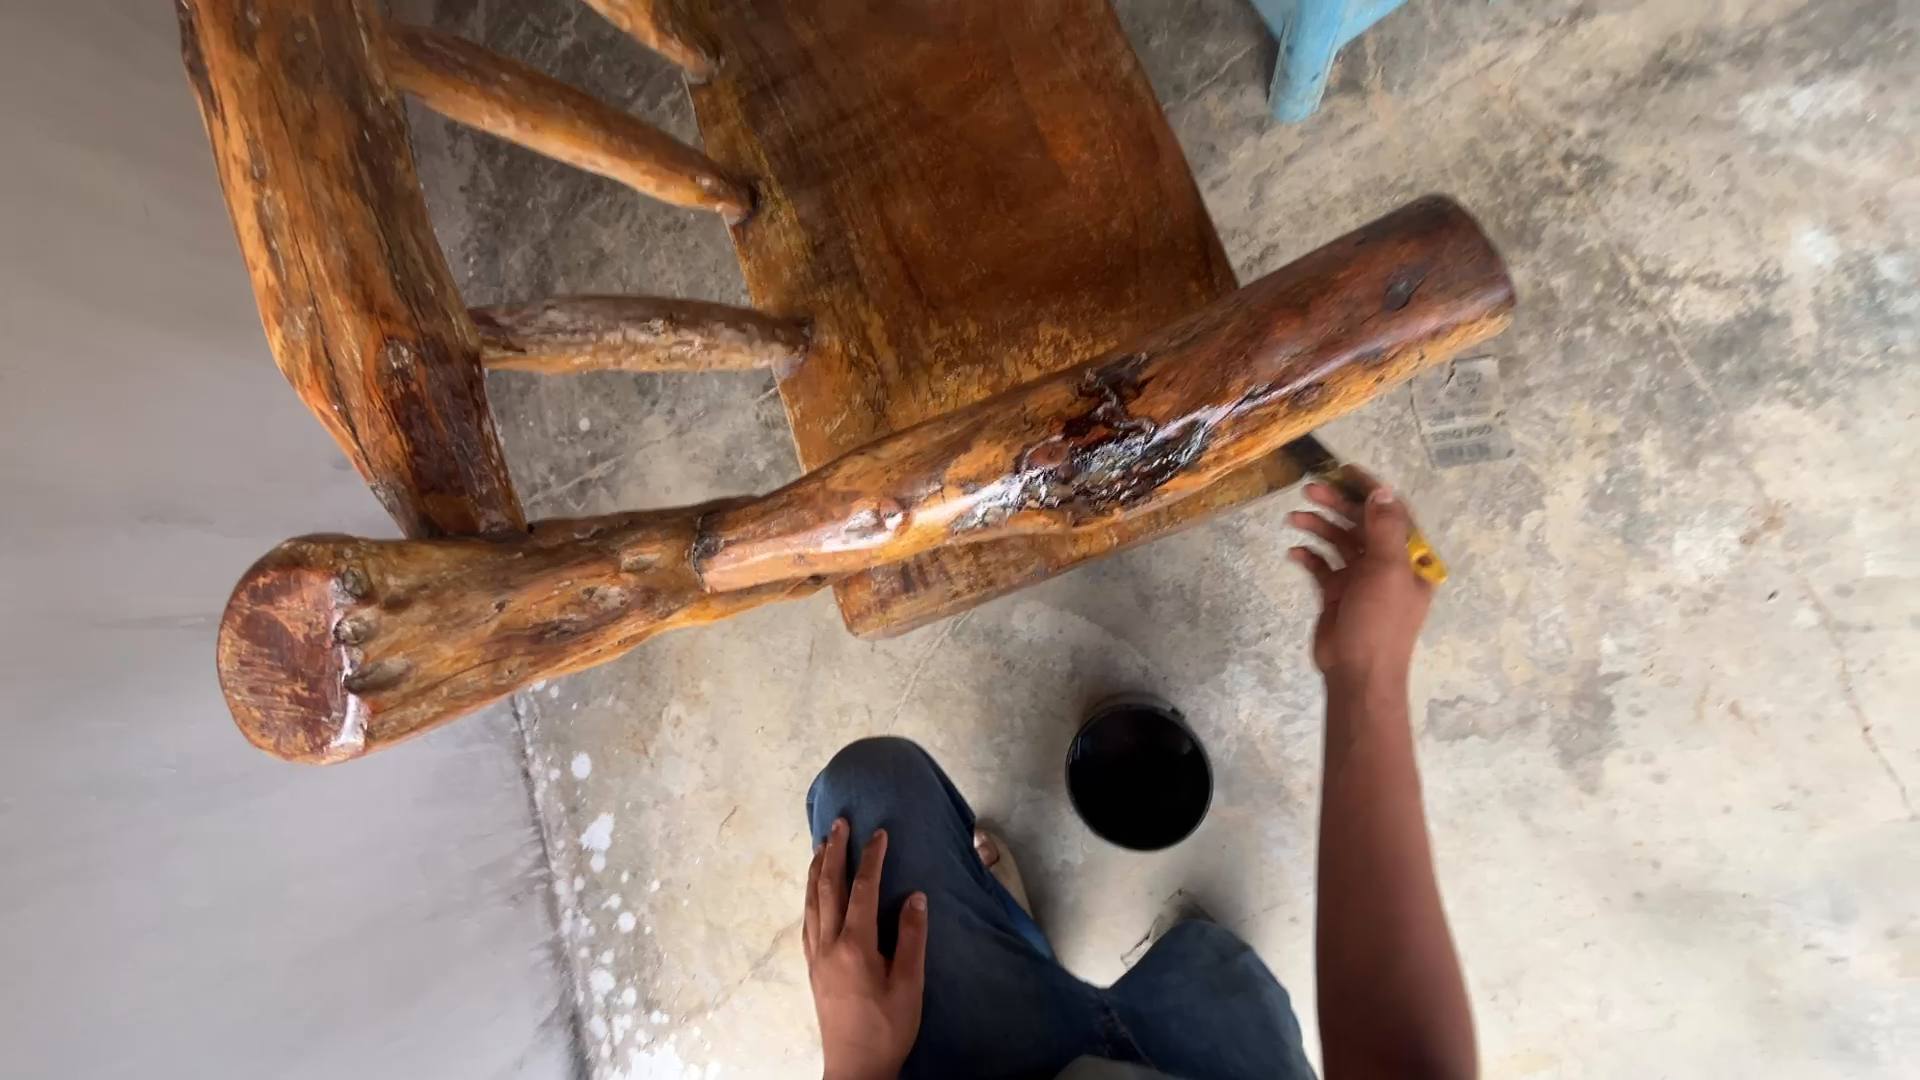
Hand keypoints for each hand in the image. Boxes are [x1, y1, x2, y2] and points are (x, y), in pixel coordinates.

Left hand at [804, 819, 927, 1079]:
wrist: (855, 1071)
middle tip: (839, 823)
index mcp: (855, 946)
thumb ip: (912, 938)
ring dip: (817, 868)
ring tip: (821, 843)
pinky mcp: (812, 967)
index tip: (879, 833)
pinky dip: (811, 894)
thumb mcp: (909, 985)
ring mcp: (816, 956)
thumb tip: (915, 896)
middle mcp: (829, 944)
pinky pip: (807, 918)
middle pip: (828, 887)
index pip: (863, 890)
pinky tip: (815, 889)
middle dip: (834, 851)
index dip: (872, 858)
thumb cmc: (887, 1028)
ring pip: (812, 901)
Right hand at [1288, 474, 1433, 684]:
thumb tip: (1381, 490)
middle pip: (1361, 524)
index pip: (1393, 513)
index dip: (1371, 490)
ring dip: (1318, 527)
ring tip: (1293, 518)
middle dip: (1337, 505)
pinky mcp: (1336, 593)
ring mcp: (1360, 579)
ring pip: (1339, 542)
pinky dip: (1308, 556)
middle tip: (1309, 489)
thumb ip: (1384, 529)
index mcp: (1410, 558)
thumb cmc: (1380, 622)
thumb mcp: (1387, 571)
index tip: (1344, 470)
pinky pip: (1321, 566)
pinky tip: (1293, 552)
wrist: (1358, 671)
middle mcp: (1386, 564)